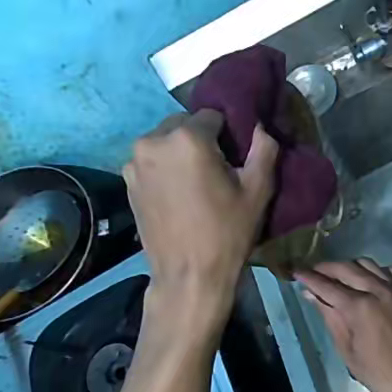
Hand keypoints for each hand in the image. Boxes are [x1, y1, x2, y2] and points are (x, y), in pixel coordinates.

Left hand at [123, 111, 277, 299]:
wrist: (189, 275)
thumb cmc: (228, 232)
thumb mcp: (258, 190)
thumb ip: (264, 150)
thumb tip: (260, 127)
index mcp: (187, 139)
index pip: (213, 116)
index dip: (229, 134)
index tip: (237, 158)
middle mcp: (153, 141)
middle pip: (184, 125)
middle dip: (202, 140)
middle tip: (219, 171)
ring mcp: (134, 162)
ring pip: (166, 142)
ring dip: (182, 153)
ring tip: (198, 184)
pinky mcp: (127, 181)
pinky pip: (152, 161)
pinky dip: (166, 169)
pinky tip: (181, 195)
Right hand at [294, 259, 391, 391]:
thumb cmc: (375, 370)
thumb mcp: (345, 347)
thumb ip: (329, 316)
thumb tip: (311, 294)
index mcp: (359, 307)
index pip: (327, 286)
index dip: (309, 278)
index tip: (296, 271)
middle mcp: (378, 290)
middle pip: (346, 268)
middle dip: (326, 268)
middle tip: (313, 272)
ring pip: (368, 264)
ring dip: (350, 267)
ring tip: (338, 276)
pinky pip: (390, 271)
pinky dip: (376, 271)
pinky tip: (369, 281)